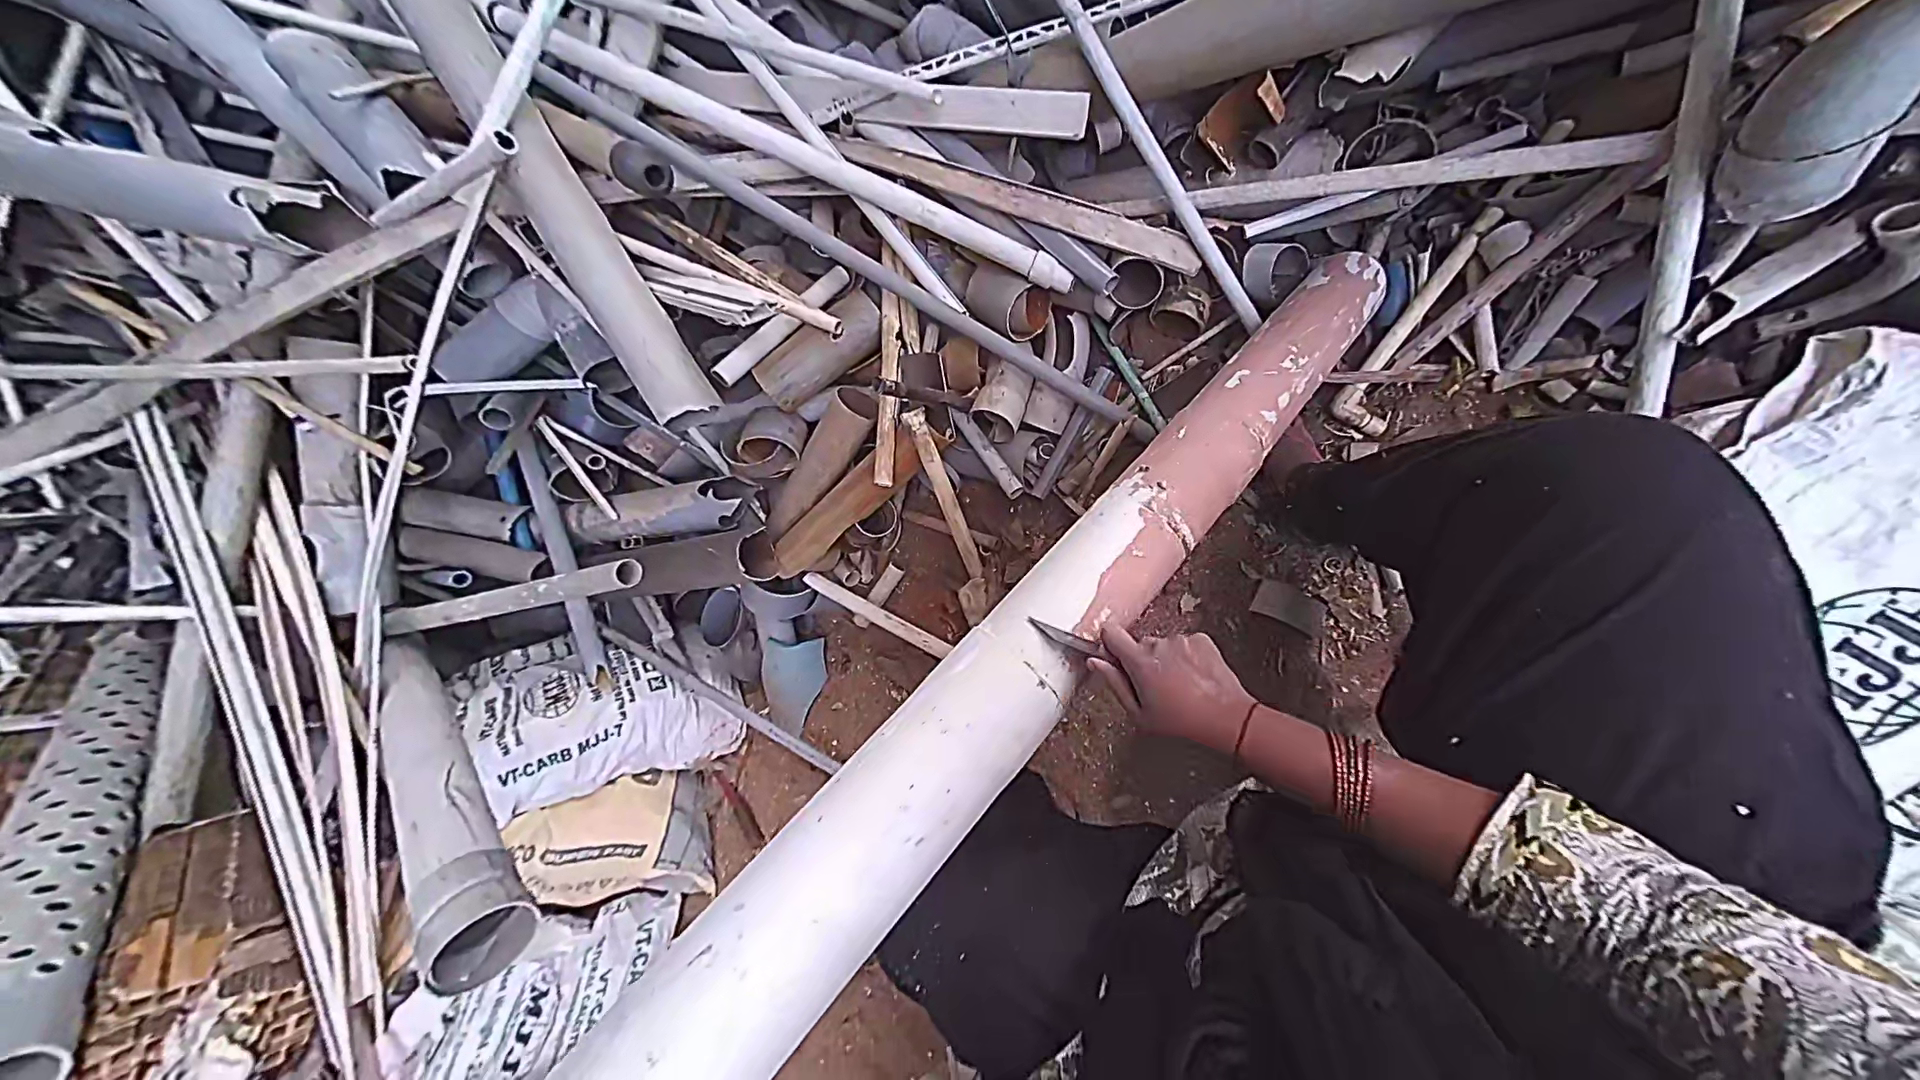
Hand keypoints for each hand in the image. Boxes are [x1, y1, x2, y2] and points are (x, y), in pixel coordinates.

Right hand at [1088, 625, 1258, 750]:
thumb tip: (1096, 662)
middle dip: (1142, 660)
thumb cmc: (1183, 721)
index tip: (1115, 657)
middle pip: (1139, 644)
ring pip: (1162, 645)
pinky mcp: (1201, 639)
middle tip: (1155, 685)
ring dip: (1165, 659)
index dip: (1109, 643)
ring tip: (1179, 684)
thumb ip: (1114, 683)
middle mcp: (1159, 644)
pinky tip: (1193, 676)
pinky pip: (1183, 643)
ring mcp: (1182, 639)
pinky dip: (1185, 656)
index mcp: (1140, 661)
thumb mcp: (1139, 713)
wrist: (1227, 717)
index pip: (1111, 632)